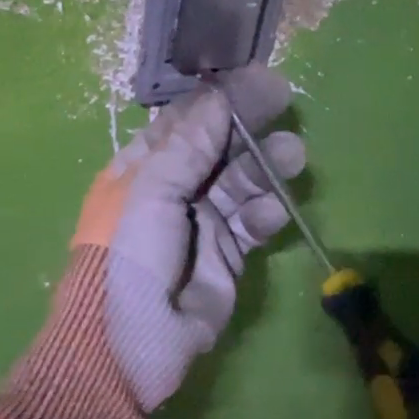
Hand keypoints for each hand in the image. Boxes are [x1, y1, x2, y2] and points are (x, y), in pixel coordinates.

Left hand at [0, 65, 305, 418]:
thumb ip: (191, 142)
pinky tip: (270, 210)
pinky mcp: (224, 258)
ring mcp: (198, 224)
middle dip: (247, 126)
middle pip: (217, 148)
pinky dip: (262, 214)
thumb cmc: (127, 252)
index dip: (217, 99)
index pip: (183, 122)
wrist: (126, 341)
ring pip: (238, 183)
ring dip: (264, 166)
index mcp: (140, 168)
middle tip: (284, 101)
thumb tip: (221, 92)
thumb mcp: (152, 189)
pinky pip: (249, 224)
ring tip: (292, 153)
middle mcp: (170, 190)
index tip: (255, 78)